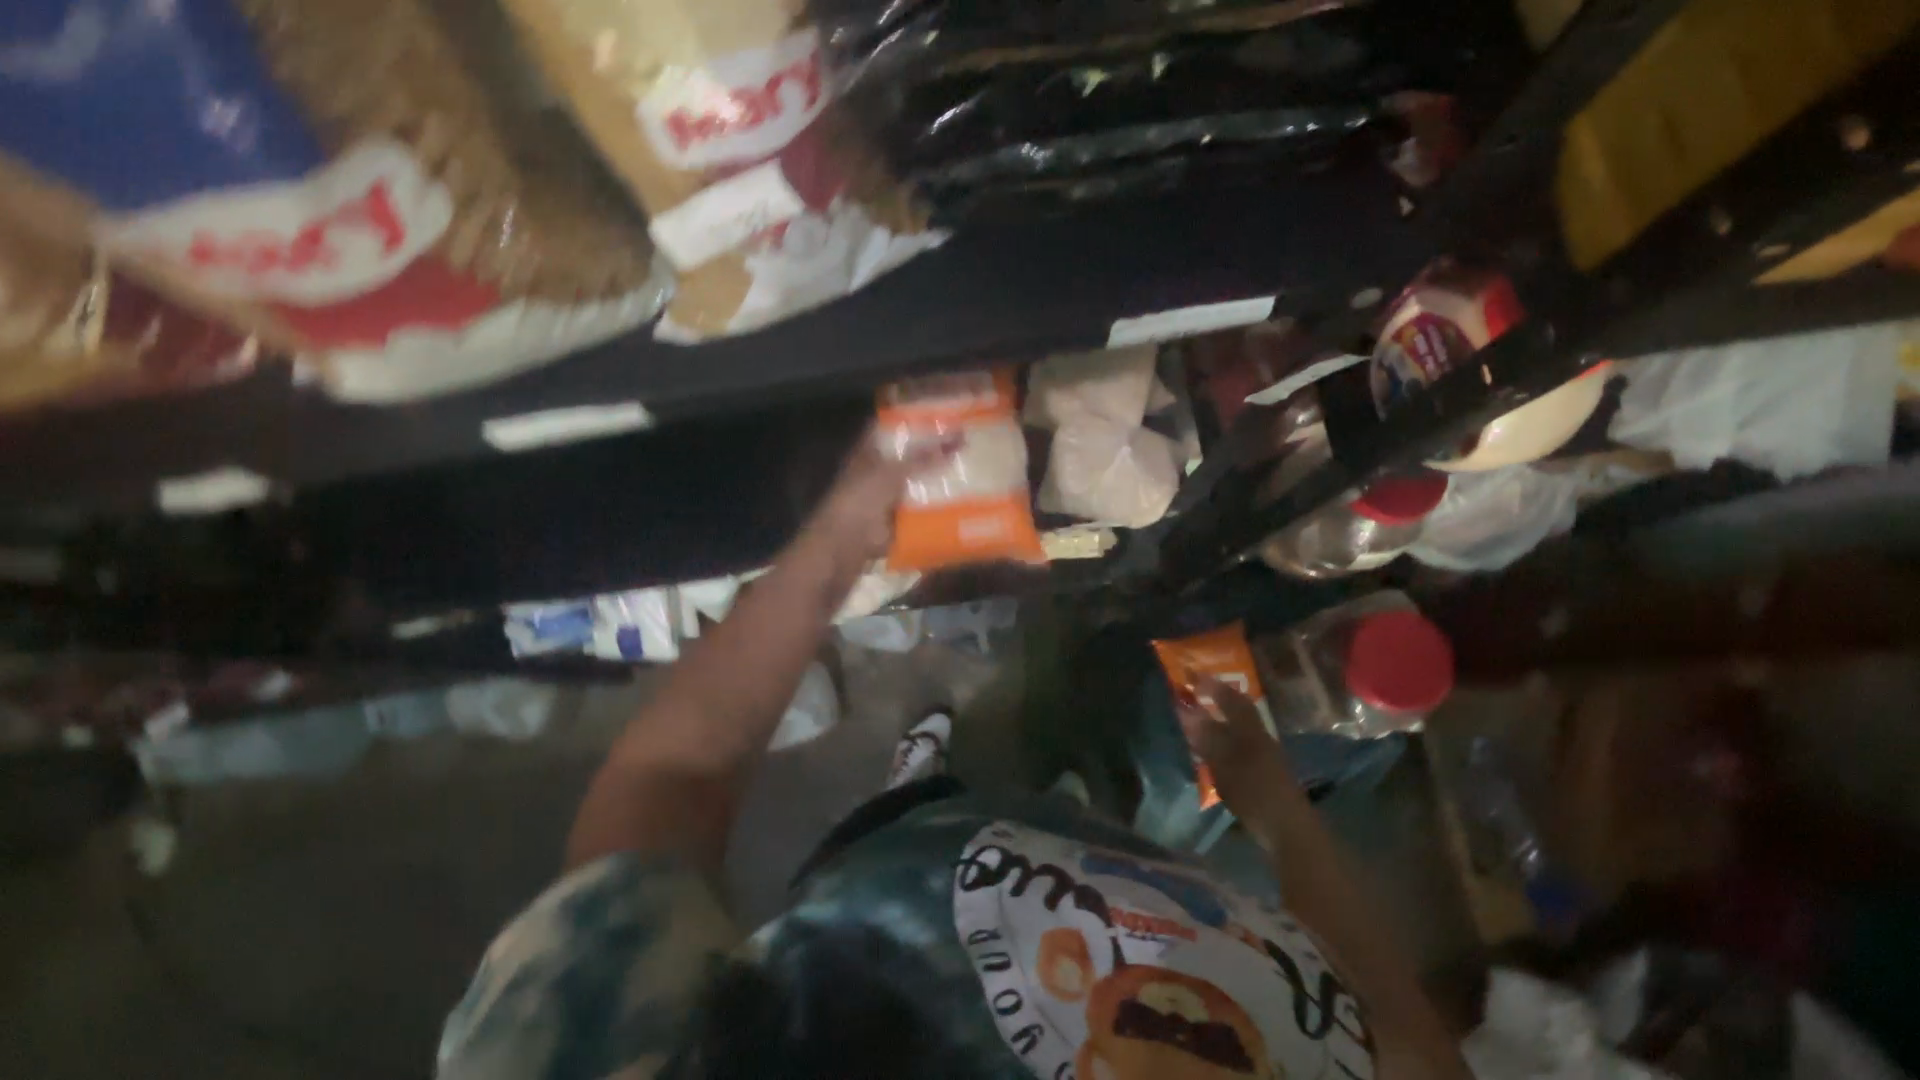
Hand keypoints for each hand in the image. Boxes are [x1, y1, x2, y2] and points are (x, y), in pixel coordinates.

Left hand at [801, 424, 958, 569]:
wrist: (845, 544)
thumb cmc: (861, 497)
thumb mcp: (894, 470)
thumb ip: (925, 456)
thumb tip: (960, 436)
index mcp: (870, 452)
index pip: (893, 429)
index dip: (915, 421)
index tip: (944, 416)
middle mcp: (878, 472)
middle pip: (909, 458)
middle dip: (934, 453)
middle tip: (968, 444)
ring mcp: (887, 499)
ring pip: (917, 486)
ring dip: (938, 483)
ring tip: (973, 472)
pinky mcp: (897, 522)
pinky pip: (921, 512)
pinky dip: (937, 510)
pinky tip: (964, 503)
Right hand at [1174, 674, 1295, 825]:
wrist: (1288, 830)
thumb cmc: (1257, 794)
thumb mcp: (1227, 766)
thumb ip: (1208, 739)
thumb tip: (1187, 712)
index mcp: (1252, 733)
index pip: (1233, 700)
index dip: (1214, 686)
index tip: (1193, 676)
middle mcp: (1259, 739)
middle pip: (1238, 713)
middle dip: (1217, 702)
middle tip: (1193, 695)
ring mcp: (1263, 758)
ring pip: (1238, 730)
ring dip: (1219, 722)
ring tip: (1196, 722)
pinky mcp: (1261, 775)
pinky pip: (1238, 748)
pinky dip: (1221, 743)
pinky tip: (1208, 753)